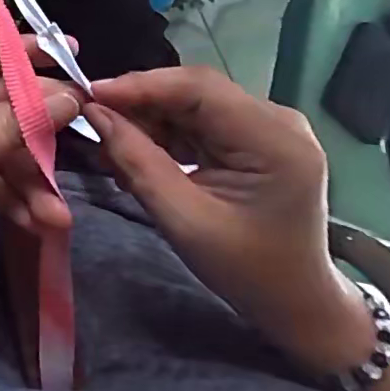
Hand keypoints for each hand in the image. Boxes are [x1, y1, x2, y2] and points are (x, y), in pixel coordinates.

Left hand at [0, 36, 80, 276]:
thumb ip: (17, 120)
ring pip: (7, 143)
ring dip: (32, 176)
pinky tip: (40, 221)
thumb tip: (70, 98)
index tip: (74, 53)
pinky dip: (16, 194)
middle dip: (41, 128)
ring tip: (58, 212)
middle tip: (84, 131)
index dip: (32, 53)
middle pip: (7, 102)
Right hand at [86, 66, 369, 370]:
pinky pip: (196, 118)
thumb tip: (94, 113)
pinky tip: (136, 150)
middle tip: (92, 120)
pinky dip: (162, 131)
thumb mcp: (184, 220)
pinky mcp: (252, 135)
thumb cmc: (248, 271)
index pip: (199, 88)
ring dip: (146, 118)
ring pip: (189, 102)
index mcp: (276, 141)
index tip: (91, 93)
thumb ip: (137, 162)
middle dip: (139, 102)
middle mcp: (276, 120)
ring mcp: (265, 125)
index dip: (141, 85)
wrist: (298, 305)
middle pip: (193, 91)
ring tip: (110, 144)